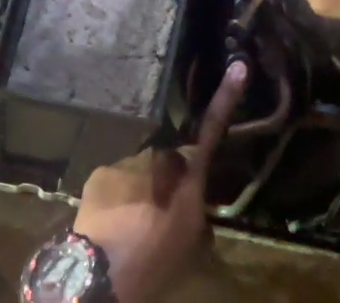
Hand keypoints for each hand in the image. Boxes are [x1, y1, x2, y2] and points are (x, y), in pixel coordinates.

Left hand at [72, 59, 248, 301]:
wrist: (101, 273)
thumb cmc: (155, 259)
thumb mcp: (190, 241)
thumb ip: (197, 211)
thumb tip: (197, 204)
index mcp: (188, 174)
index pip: (212, 129)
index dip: (227, 97)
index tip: (238, 66)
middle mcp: (159, 156)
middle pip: (170, 158)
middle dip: (168, 176)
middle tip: (161, 211)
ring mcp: (127, 160)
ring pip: (141, 169)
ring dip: (141, 187)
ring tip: (132, 221)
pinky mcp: (100, 171)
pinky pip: (116, 179)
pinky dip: (117, 195)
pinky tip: (112, 219)